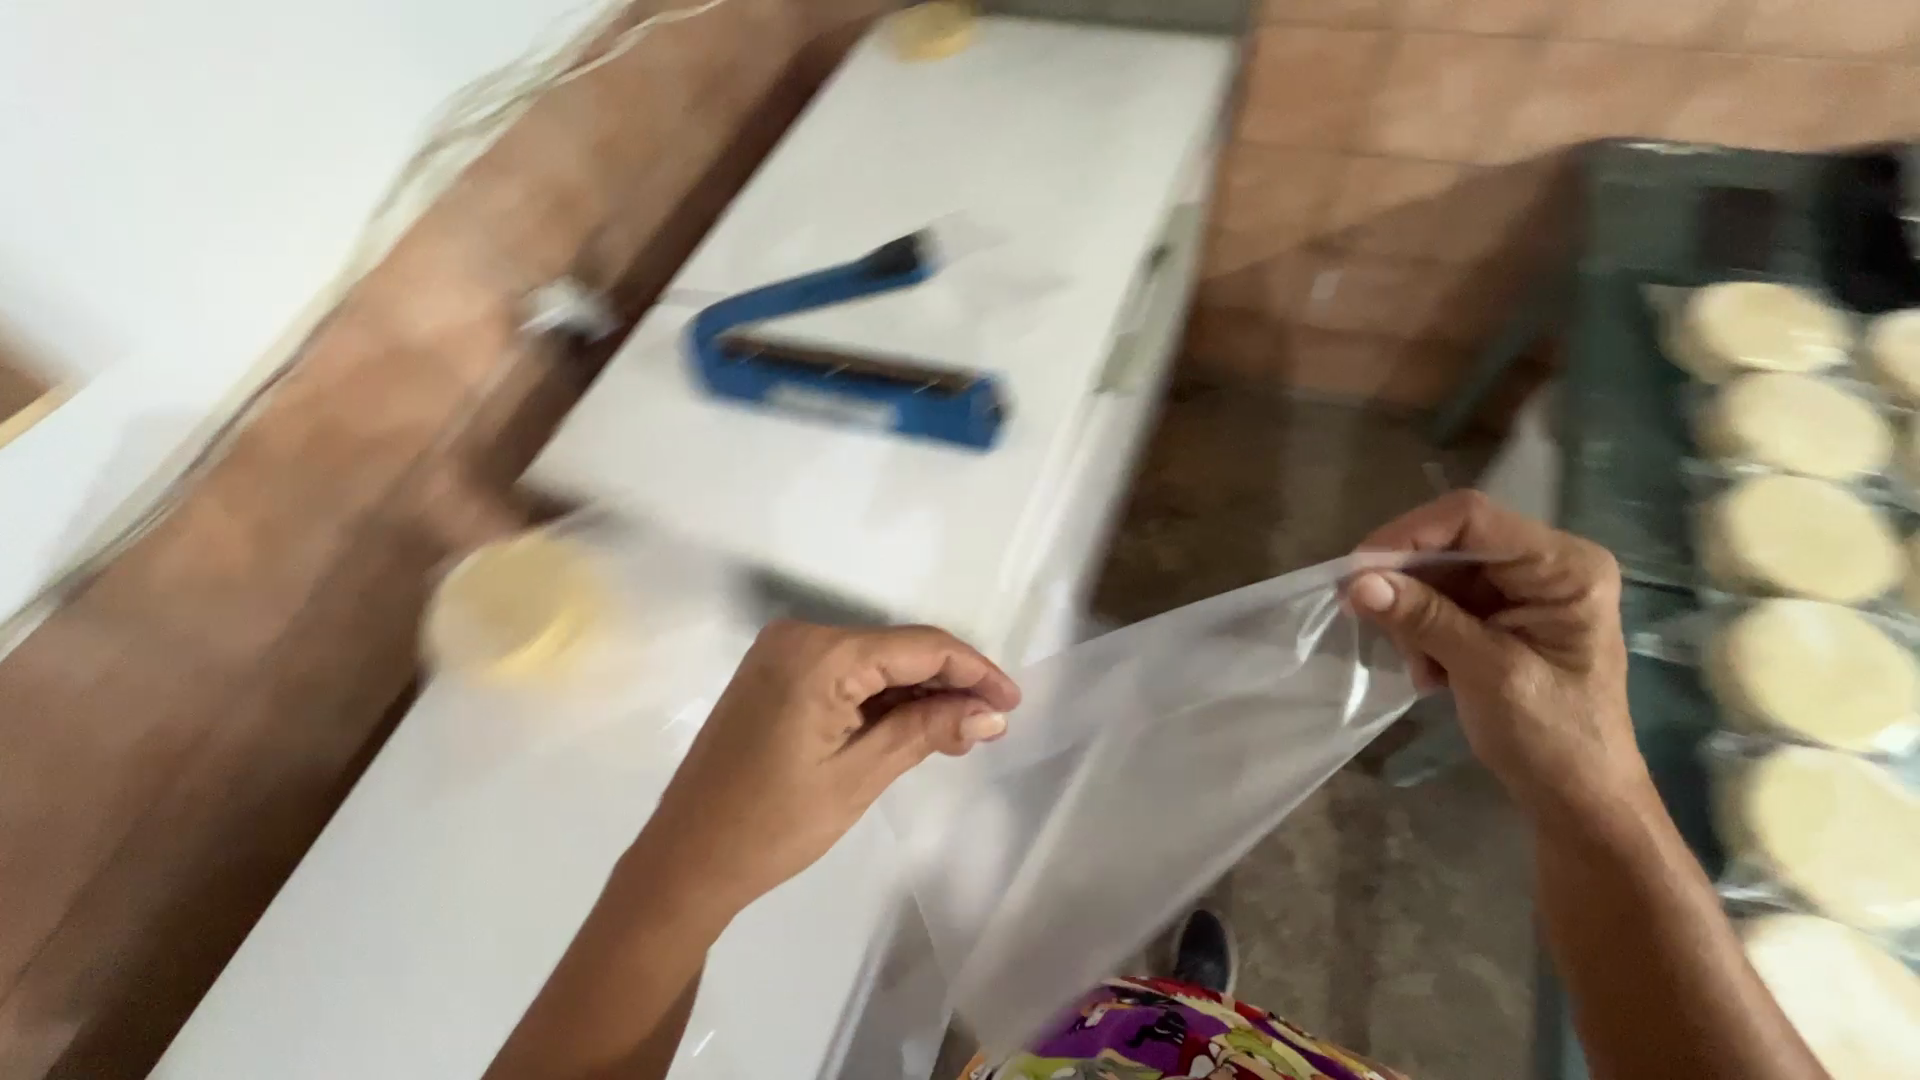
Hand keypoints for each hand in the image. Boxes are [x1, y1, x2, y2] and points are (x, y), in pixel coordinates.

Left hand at [639, 620, 1020, 913]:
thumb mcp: (860, 777)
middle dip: (947, 686)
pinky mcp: (774, 674)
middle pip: (897, 651)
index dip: (974, 670)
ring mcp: (782, 653)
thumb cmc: (772, 826)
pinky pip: (844, 675)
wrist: (684, 861)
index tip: (1012, 703)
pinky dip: (880, 700)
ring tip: (957, 736)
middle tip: (987, 728)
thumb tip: (990, 714)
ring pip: (873, 663)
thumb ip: (928, 731)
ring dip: (916, 695)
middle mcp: (800, 636)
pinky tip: (911, 727)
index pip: (919, 647)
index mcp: (819, 655)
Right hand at [1348, 491, 1654, 830]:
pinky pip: (1437, 598)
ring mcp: (1521, 587)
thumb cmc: (1552, 737)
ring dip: (1410, 614)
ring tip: (1418, 665)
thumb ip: (1424, 619)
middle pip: (1448, 542)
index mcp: (1565, 567)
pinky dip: (1418, 629)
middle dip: (1405, 582)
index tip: (1357, 572)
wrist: (1577, 797)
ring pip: (1434, 572)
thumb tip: (1357, 582)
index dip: (1408, 534)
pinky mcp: (1498, 611)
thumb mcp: (1486, 673)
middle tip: (1369, 621)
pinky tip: (1428, 670)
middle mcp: (1545, 564)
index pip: (1472, 518)